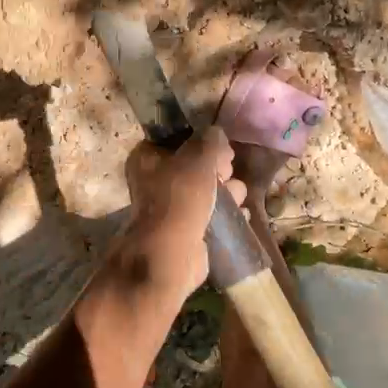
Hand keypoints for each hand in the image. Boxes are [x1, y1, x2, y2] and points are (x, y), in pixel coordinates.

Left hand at [119, 128, 245, 300]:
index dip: (201, 140)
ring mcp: (168, 206)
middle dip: (216, 167)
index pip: (176, 139)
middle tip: (229, 171)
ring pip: (203, 190)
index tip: (221, 147)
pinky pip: (208, 213)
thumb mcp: (197, 160)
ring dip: (225, 190)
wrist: (171, 254)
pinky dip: (224, 212)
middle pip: (193, 164)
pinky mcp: (184, 228)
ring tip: (239, 194)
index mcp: (146, 157)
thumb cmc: (180, 199)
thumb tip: (217, 132)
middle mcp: (153, 179)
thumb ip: (210, 142)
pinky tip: (242, 213)